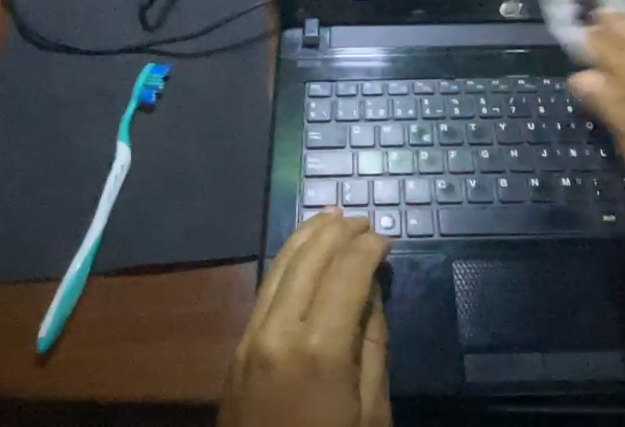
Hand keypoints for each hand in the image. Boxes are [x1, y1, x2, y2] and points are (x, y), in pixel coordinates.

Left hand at [219, 211, 392, 426]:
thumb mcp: (370, 414)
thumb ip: (372, 345)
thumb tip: (371, 290)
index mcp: (320, 349)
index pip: (347, 273)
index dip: (369, 248)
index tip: (387, 236)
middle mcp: (279, 331)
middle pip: (310, 259)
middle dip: (338, 232)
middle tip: (362, 218)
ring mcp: (251, 339)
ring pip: (280, 266)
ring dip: (308, 237)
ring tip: (332, 218)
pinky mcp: (236, 350)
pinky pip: (264, 289)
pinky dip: (286, 261)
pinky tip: (301, 253)